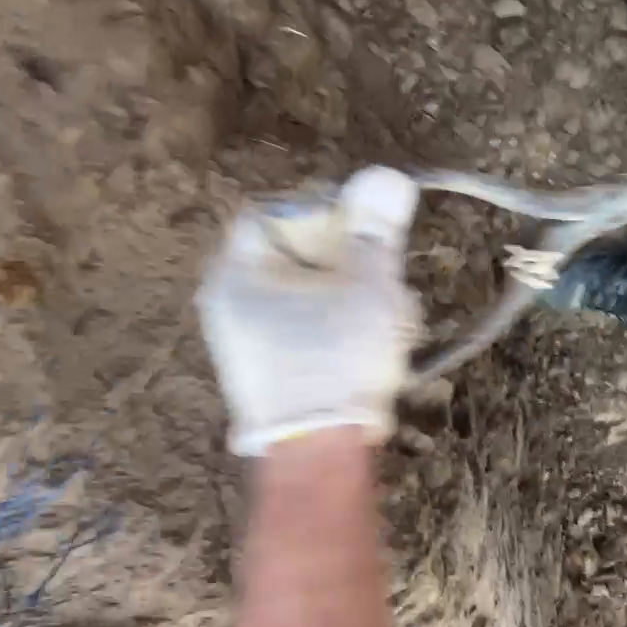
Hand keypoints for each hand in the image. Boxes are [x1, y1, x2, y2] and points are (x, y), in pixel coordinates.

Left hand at [197, 167, 420, 456]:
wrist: (317, 451)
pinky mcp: (269, 365)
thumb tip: (388, 174)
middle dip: (355, 258)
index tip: (375, 223)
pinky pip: (309, 321)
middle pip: (299, 250)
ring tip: (395, 318)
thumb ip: (377, 229)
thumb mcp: (368, 285)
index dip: (330, 208)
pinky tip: (377, 342)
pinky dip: (344, 320)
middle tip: (391, 276)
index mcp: (241, 271)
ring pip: (312, 289)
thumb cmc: (338, 358)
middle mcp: (231, 299)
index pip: (278, 211)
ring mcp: (247, 336)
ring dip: (358, 292)